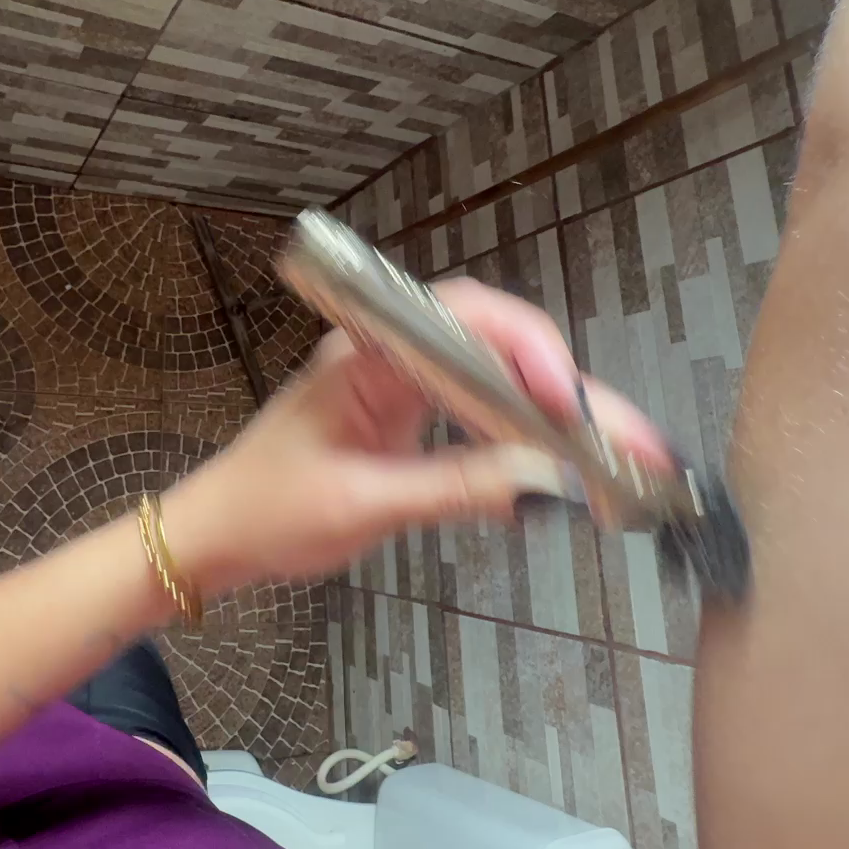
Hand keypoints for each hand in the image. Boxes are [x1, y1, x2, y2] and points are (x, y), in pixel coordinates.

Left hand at [163, 278, 671, 594]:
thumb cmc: (269, 510)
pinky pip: (471, 408)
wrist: (218, 531)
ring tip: (615, 454)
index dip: (525, 346)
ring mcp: (395, 384)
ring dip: (551, 412)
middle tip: (630, 443)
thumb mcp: (364, 503)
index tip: (566, 398)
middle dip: (564, 388)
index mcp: (365, 357)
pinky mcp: (401, 414)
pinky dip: (517, 431)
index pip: (459, 318)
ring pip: (490, 377)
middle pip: (491, 347)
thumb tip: (549, 479)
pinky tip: (554, 459)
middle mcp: (385, 357)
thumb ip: (456, 487)